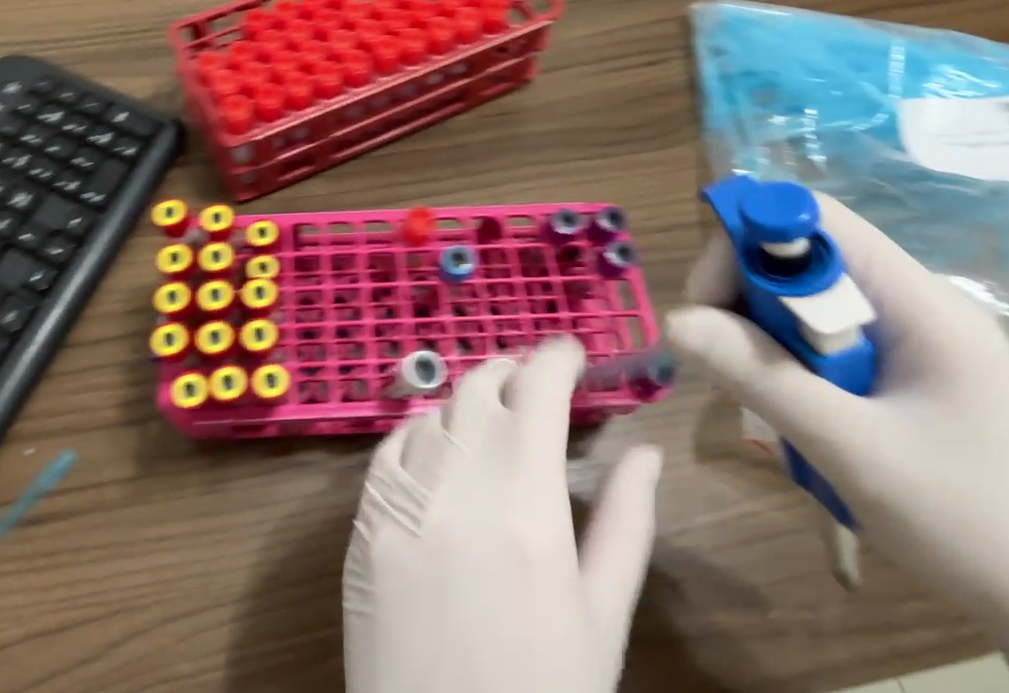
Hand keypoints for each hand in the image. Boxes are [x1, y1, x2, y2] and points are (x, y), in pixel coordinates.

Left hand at [342, 339, 663, 692]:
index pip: (538, 392)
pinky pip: (389, 449)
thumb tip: (646, 450)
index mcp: (527, 505)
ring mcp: (402, 502)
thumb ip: (627, 523)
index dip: (556, 357)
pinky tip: (437, 446)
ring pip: (433, 410)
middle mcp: (458, 486)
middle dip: (513, 372)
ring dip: (467, 399)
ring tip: (492, 412)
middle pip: (480, 388)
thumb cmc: (544, 688)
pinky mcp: (363, 524)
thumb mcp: (603, 616)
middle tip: (535, 383)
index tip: (571, 350)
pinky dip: (418, 432)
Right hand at [666, 192, 1008, 692]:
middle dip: (748, 301)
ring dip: (770, 343)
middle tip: (725, 367)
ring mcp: (922, 342)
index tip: (706, 307)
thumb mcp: (851, 449)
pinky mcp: (916, 376)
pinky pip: (832, 345)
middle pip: (806, 260)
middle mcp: (920, 306)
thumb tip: (674, 320)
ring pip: (813, 306)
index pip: (814, 221)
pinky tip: (804, 421)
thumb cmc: (971, 524)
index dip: (746, 242)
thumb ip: (761, 376)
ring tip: (771, 408)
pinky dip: (797, 370)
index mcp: (921, 304)